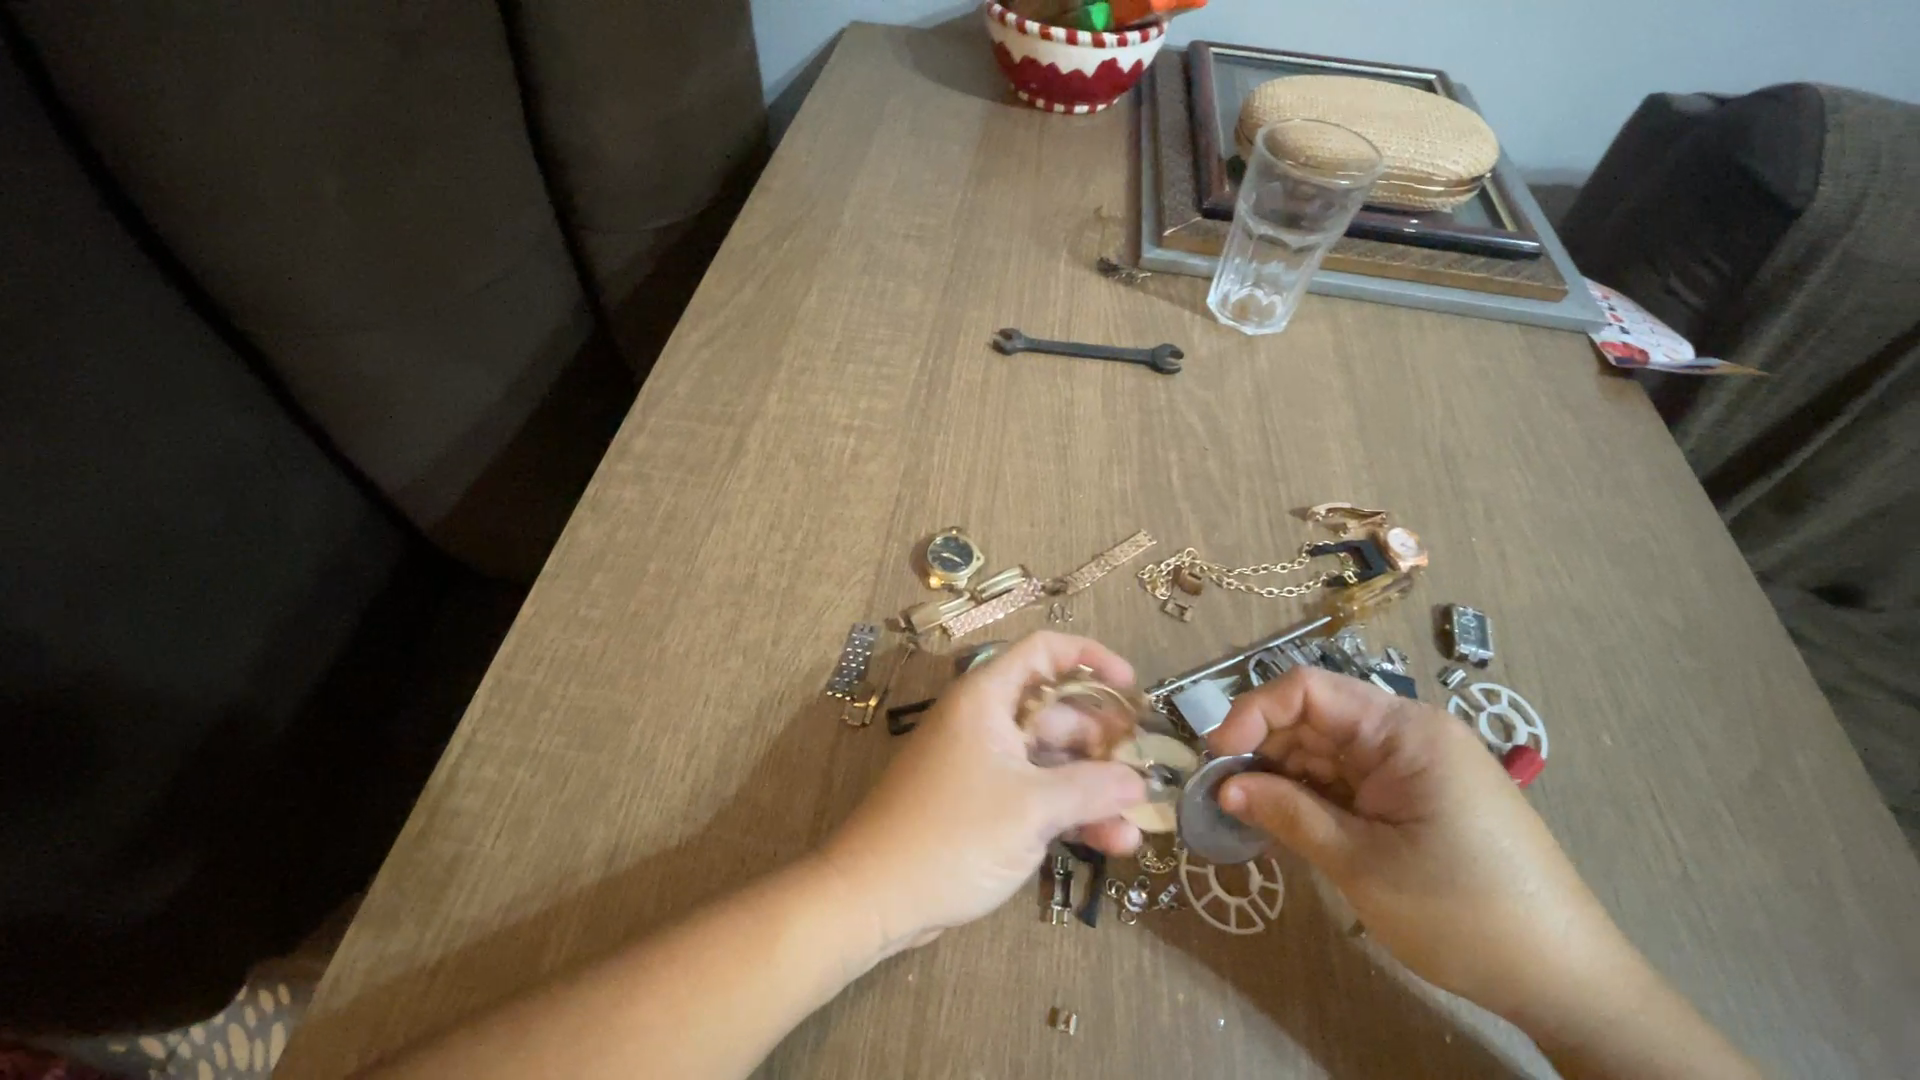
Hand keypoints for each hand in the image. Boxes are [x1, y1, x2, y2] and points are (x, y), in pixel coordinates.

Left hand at [820, 632, 1147, 953]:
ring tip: (1138, 821)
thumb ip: (1092, 789)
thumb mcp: (1031, 808)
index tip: (1133, 689)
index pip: (1043, 652)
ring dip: (1093, 789)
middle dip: (1102, 742)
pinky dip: (1069, 813)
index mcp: (986, 698)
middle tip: (1144, 770)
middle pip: (1056, 712)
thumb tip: (1139, 781)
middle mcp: (985, 723)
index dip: (1091, 659)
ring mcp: (984, 766)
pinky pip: (1036, 795)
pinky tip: (1112, 842)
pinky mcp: (982, 806)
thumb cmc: (952, 834)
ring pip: (1051, 761)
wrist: (874, 896)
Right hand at [1207, 667, 1635, 1020]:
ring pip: (1324, 752)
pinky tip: (1284, 824)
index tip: (1217, 758)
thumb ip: (1287, 813)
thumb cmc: (1464, 913)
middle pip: (1313, 719)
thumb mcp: (1361, 863)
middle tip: (1221, 796)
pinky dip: (1310, 798)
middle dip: (1261, 749)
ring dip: (1281, 777)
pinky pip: (1347, 782)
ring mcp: (1413, 767)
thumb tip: (1223, 787)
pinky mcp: (1414, 798)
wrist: (1566, 981)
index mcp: (1404, 731)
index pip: (1308, 690)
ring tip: (1246, 815)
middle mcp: (1408, 735)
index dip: (1253, 713)